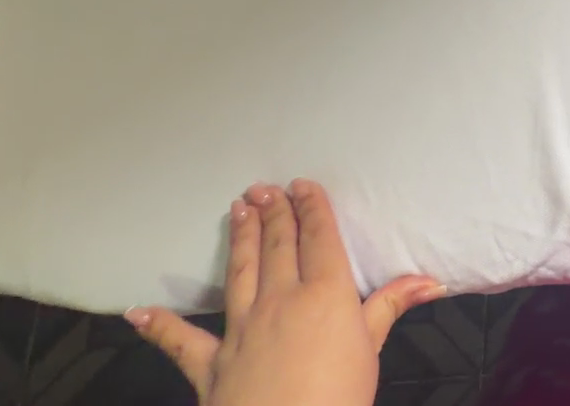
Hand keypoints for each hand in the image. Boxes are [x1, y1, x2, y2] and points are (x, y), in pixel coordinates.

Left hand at [126, 180, 445, 405]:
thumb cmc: (337, 395)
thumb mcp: (371, 349)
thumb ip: (390, 306)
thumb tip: (431, 280)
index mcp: (325, 293)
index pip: (319, 239)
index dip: (312, 209)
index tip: (303, 185)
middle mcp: (282, 300)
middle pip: (279, 248)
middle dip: (274, 214)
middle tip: (264, 187)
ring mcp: (242, 330)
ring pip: (240, 274)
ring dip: (240, 240)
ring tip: (238, 210)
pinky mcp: (210, 365)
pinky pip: (181, 343)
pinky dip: (159, 325)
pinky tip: (138, 311)